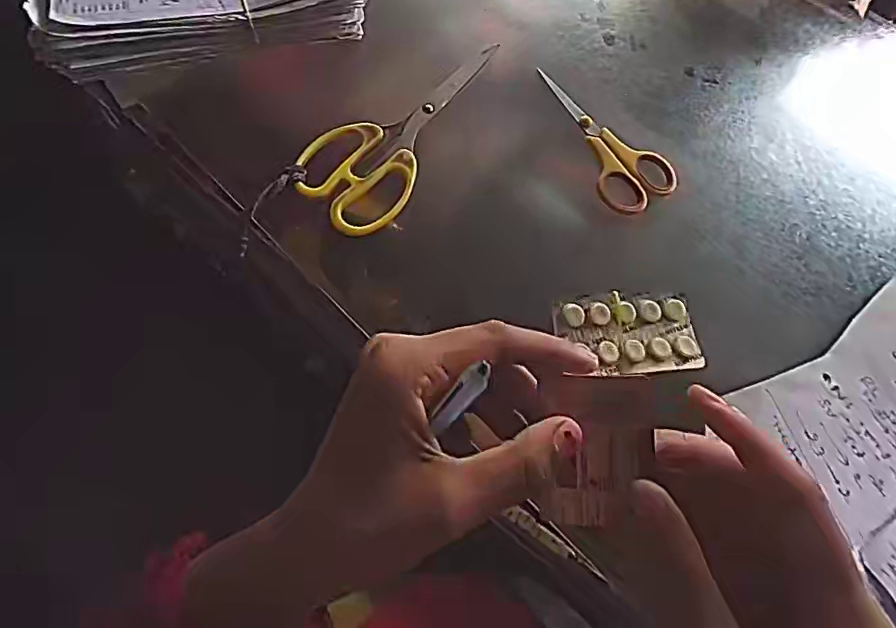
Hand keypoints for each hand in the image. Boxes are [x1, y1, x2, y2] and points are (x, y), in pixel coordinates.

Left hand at [180, 321, 596, 625]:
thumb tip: (576, 433)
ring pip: (471, 371)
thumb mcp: (452, 500)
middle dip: (531, 384)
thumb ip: (519, 463)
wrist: (304, 553)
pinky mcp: (395, 389)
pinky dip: (483, 413)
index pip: (493, 340)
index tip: (592, 366)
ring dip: (510, 402)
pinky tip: (510, 444)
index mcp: (408, 362)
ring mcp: (395, 368)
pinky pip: (452, 389)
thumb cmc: (371, 526)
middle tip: (577, 413)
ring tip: (550, 437)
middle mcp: (400, 351)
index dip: (547, 352)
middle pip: (484, 353)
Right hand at [606, 385, 887, 627]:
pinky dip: (677, 523)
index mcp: (835, 592)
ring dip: (676, 487)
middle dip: (690, 462)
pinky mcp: (756, 594)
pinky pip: (718, 543)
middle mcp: (814, 573)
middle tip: (627, 442)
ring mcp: (785, 584)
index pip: (794, 494)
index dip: (745, 439)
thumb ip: (682, 574)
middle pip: (756, 496)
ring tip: (623, 469)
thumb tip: (635, 489)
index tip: (693, 399)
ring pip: (732, 515)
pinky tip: (640, 510)